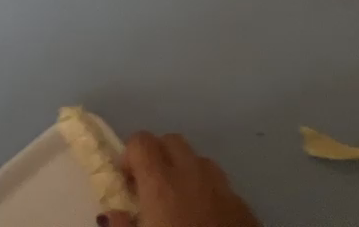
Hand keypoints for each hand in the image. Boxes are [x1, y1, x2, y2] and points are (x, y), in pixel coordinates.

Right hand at [103, 131, 259, 226]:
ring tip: (181, 200)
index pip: (141, 141)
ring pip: (201, 161)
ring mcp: (224, 190)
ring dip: (187, 171)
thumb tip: (112, 214)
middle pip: (172, 141)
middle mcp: (192, 175)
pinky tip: (208, 219)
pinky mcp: (247, 209)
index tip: (127, 179)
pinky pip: (224, 187)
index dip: (130, 154)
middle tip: (151, 184)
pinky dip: (212, 193)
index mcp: (161, 183)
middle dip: (159, 155)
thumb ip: (121, 226)